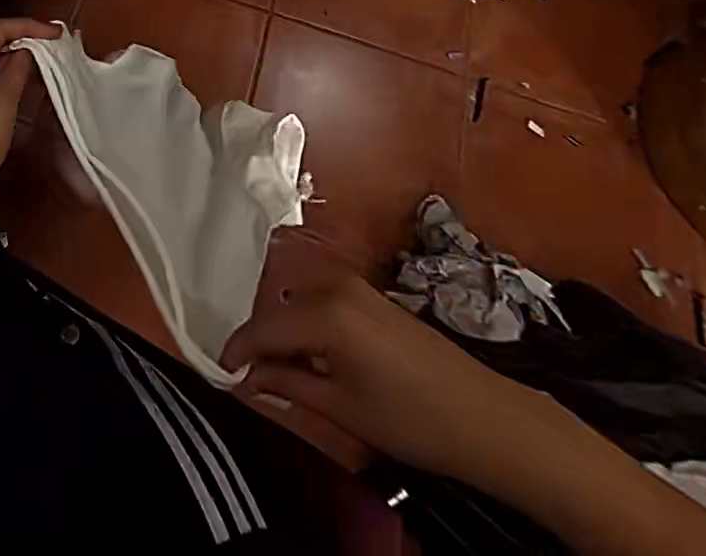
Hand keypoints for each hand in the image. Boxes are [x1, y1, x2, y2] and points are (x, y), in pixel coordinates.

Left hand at [0, 18, 59, 241]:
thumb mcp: (3, 102)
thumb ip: (18, 69)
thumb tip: (29, 50)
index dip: (29, 27)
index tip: (58, 32)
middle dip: (22, 39)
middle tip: (55, 43)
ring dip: (13, 57)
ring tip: (44, 58)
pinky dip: (2, 74)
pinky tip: (22, 78)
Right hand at [220, 275, 572, 480]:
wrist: (485, 416)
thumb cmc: (411, 418)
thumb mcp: (340, 407)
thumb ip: (286, 385)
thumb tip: (244, 378)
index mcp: (326, 313)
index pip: (264, 327)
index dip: (238, 350)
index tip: (221, 372)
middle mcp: (337, 287)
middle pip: (279, 309)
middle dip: (260, 340)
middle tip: (249, 375)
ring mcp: (357, 287)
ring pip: (299, 301)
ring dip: (284, 330)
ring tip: (279, 369)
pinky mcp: (372, 295)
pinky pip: (322, 300)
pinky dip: (306, 324)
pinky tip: (311, 355)